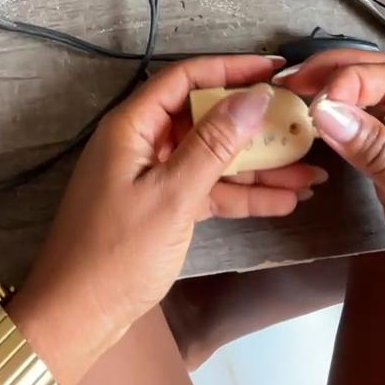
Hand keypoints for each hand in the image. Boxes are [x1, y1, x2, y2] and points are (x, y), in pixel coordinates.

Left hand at [12, 55, 324, 382]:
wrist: (75, 315)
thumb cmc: (115, 251)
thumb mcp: (171, 196)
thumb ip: (213, 145)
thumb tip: (252, 98)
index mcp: (133, 124)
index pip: (186, 78)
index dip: (230, 69)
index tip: (274, 70)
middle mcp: (143, 140)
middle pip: (204, 117)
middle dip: (254, 123)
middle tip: (300, 124)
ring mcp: (153, 173)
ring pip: (212, 156)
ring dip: (257, 165)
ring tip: (309, 172)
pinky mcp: (163, 204)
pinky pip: (207, 187)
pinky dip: (240, 194)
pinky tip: (284, 201)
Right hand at [280, 49, 384, 384]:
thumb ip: (384, 157)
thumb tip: (327, 110)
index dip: (349, 79)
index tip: (313, 98)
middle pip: (376, 84)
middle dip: (332, 75)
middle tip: (288, 84)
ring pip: (364, 111)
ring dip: (329, 100)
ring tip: (289, 100)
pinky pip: (360, 144)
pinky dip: (333, 133)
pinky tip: (310, 132)